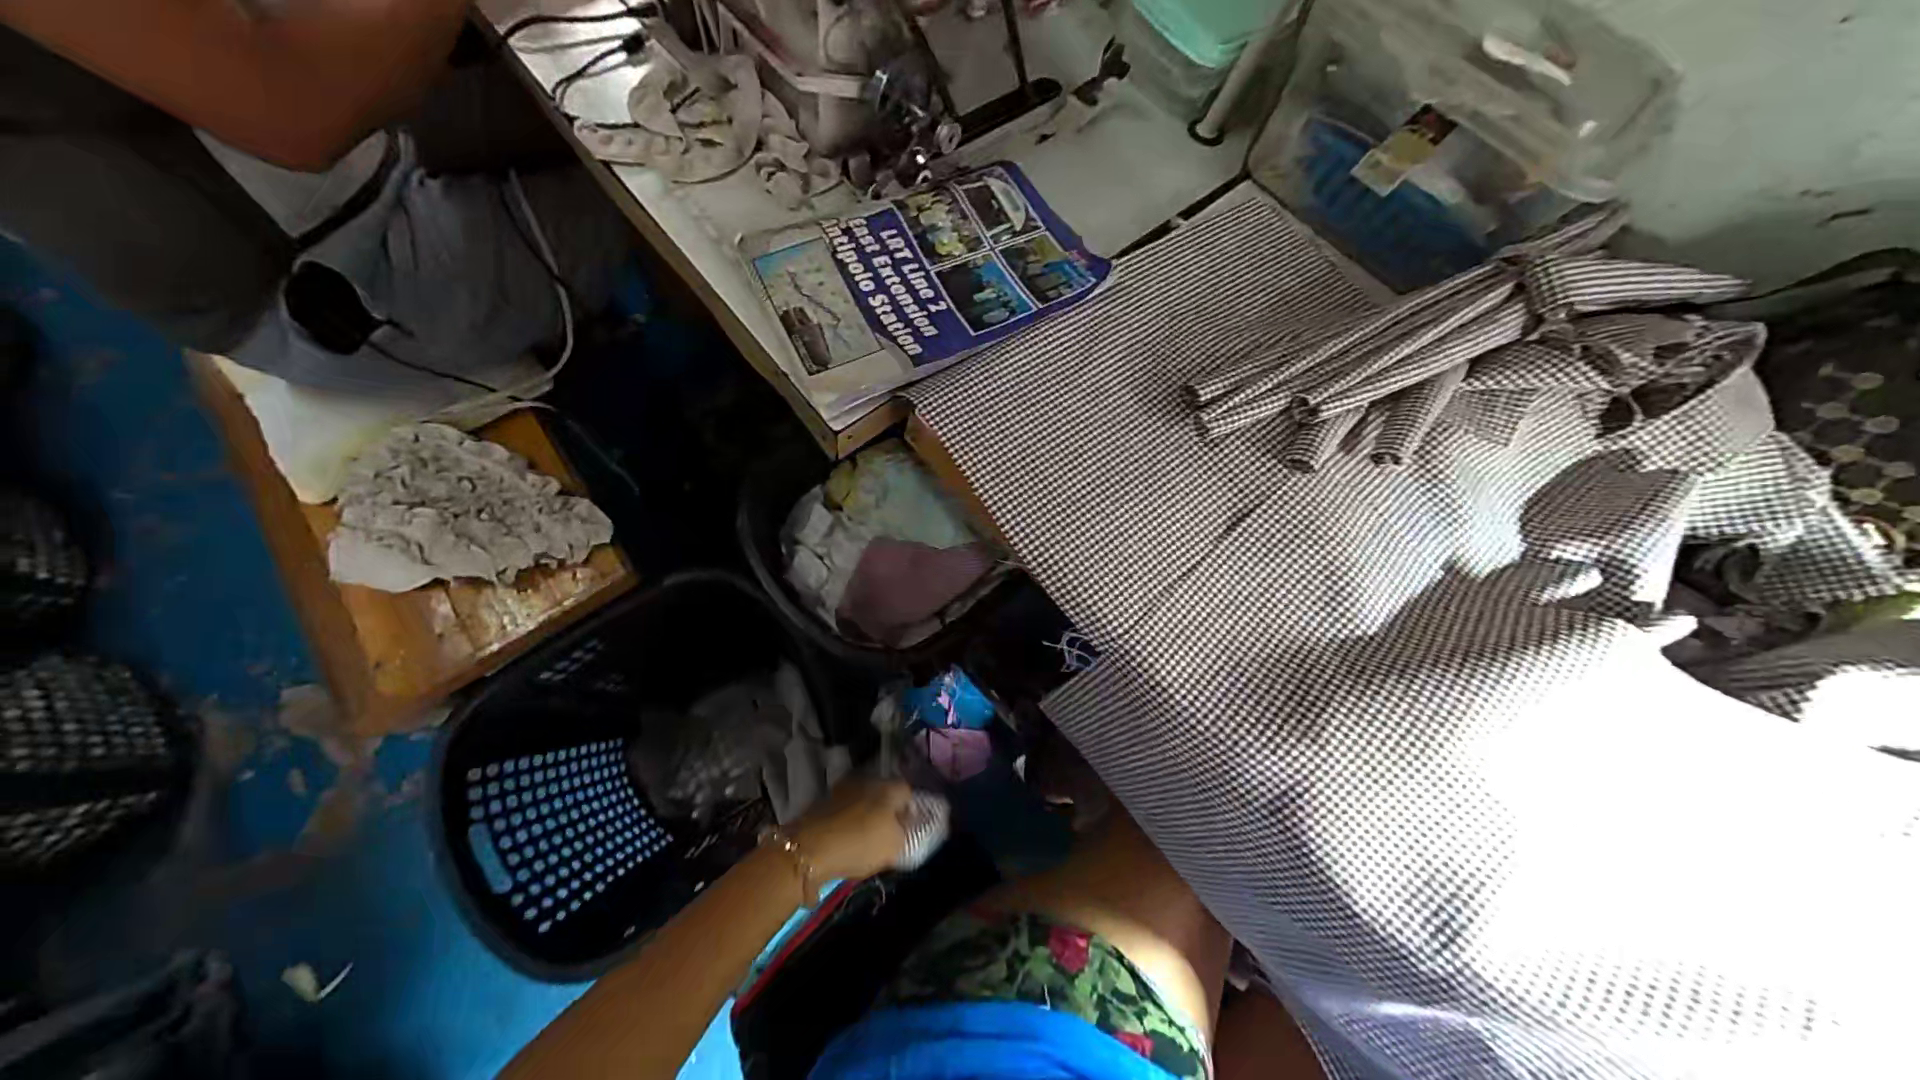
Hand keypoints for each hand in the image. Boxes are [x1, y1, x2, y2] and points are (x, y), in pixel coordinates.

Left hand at [790, 777, 912, 881]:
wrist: (808, 850)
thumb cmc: (859, 845)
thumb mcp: (894, 846)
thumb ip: (904, 832)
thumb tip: (903, 824)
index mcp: (887, 788)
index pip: (907, 791)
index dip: (909, 809)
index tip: (907, 827)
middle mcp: (866, 781)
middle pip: (883, 792)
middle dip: (886, 808)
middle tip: (887, 831)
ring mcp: (842, 789)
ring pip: (862, 799)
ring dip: (865, 813)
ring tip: (865, 836)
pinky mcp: (822, 801)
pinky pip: (844, 809)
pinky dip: (848, 819)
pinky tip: (846, 836)